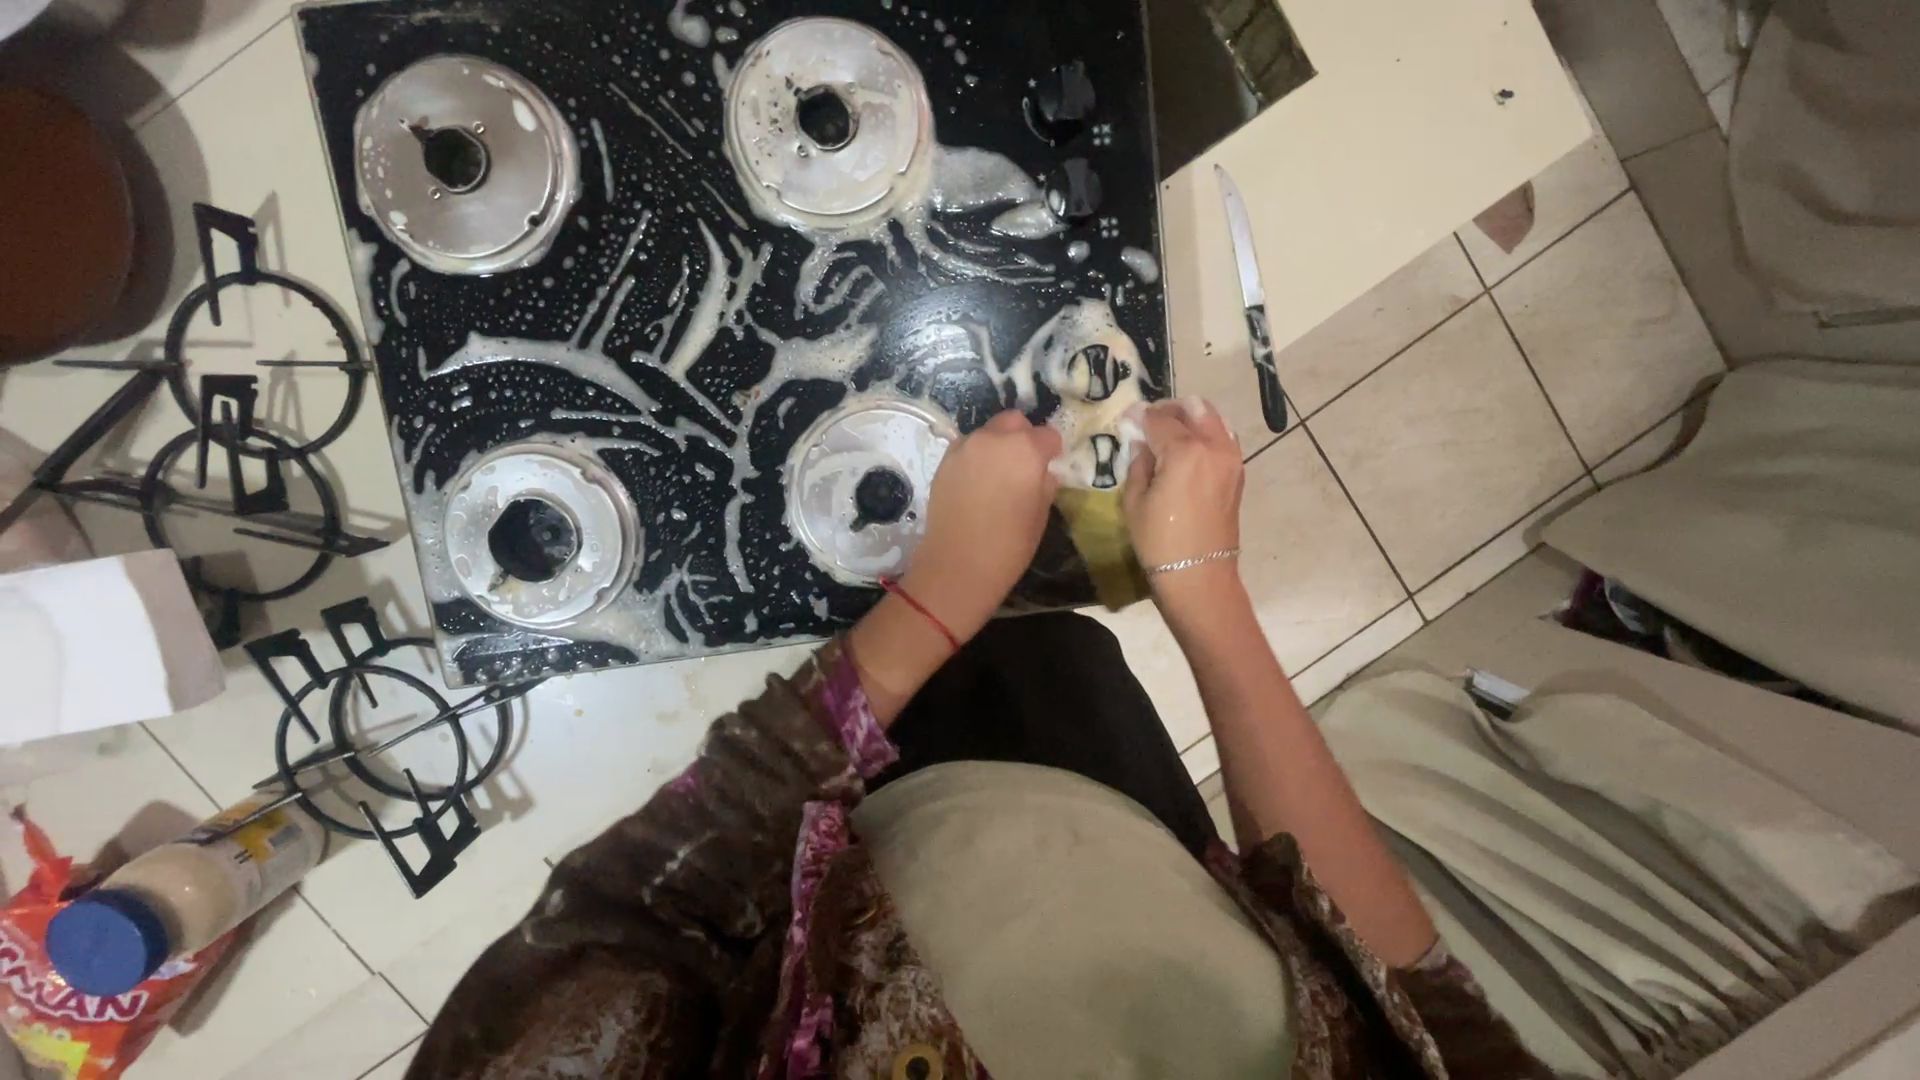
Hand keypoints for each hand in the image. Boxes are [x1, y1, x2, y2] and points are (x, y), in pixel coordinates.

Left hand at [903, 410, 1063, 640]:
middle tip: (1025, 465)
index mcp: (1026, 449)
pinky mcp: (945, 461)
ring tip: (999, 475)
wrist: (957, 565)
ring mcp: (965, 447)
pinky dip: (976, 455)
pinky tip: (978, 481)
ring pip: (988, 431)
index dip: (1052, 451)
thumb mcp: (1040, 516)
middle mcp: (994, 438)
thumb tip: (1043, 473)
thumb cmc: (1009, 545)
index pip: (1048, 435)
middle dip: (1023, 437)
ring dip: (998, 444)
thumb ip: (1045, 485)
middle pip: (1014, 422)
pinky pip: (967, 446)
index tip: (1051, 466)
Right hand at [1123, 398, 1245, 616]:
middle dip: (1170, 410)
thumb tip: (1142, 445)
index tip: (1126, 418)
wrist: (1199, 574)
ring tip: (1171, 433)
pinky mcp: (1238, 473)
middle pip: (1193, 409)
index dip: (1139, 417)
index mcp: (1184, 450)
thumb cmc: (1159, 541)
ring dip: (1191, 418)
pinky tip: (1189, 450)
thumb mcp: (1135, 501)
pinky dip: (1207, 434)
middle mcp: (1213, 446)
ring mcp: (1231, 458)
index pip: (1158, 419)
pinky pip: (1224, 439)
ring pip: (1213, 419)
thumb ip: (1138, 464)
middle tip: (1149, 421)